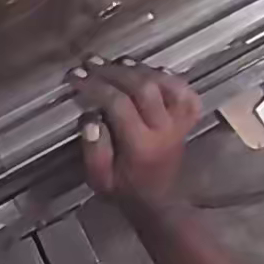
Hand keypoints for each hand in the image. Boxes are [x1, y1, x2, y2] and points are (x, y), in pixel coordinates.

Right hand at [69, 58, 203, 208]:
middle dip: (113, 71)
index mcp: (140, 145)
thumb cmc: (123, 189)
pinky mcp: (188, 120)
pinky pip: (184, 91)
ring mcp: (180, 123)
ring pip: (165, 84)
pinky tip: (148, 70)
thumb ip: (93, 150)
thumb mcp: (99, 179)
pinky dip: (168, 76)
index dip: (95, 86)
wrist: (158, 201)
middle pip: (142, 87)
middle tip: (91, 63)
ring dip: (139, 68)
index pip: (118, 104)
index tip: (76, 77)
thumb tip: (89, 118)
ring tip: (115, 62)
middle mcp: (164, 130)